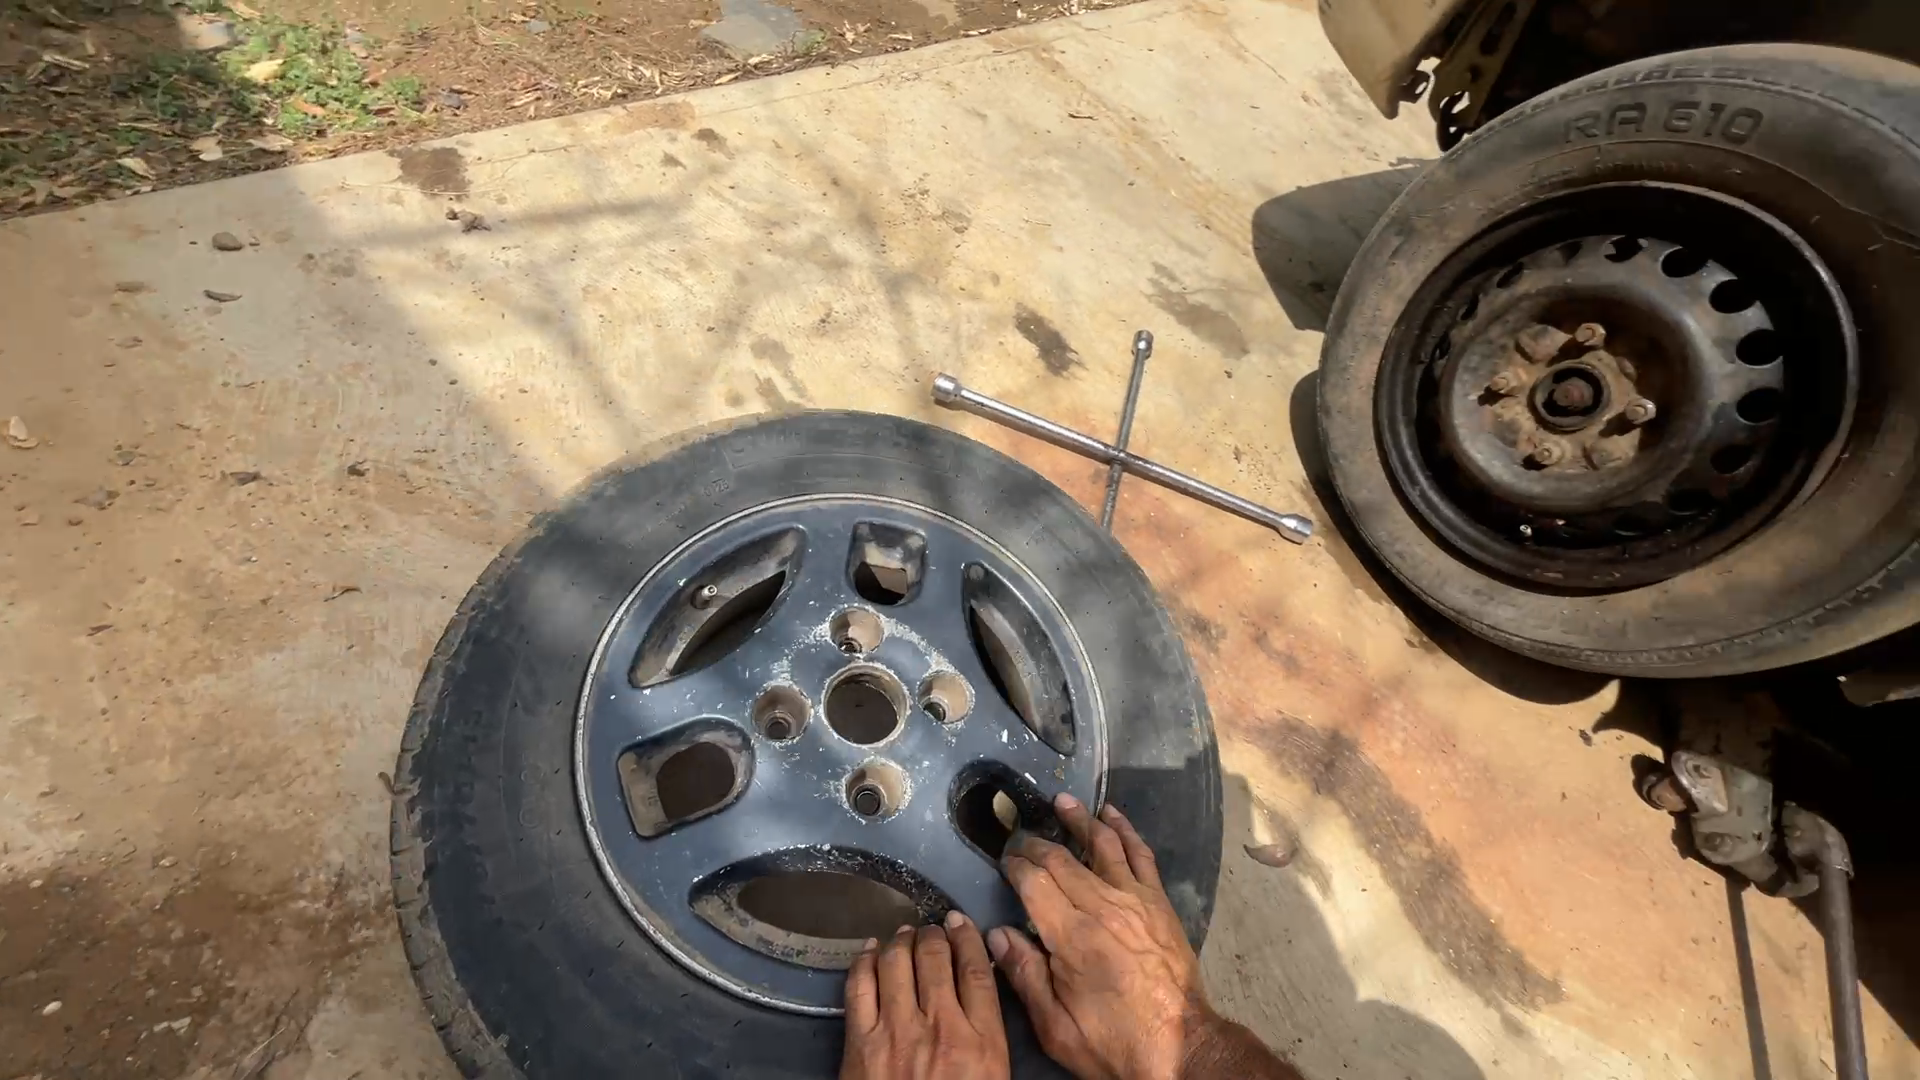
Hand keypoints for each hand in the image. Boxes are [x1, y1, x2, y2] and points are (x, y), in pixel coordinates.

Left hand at [841, 914, 1009, 1079]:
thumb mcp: (991, 1079)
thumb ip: (986, 1033)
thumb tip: (976, 983)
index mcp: (981, 1043)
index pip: (975, 969)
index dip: (967, 936)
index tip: (959, 921)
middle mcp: (940, 1027)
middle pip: (935, 957)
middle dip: (933, 935)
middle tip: (931, 930)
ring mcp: (896, 1033)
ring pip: (897, 961)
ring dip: (901, 941)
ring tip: (904, 935)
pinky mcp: (860, 1046)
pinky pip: (859, 985)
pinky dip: (864, 960)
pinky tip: (869, 950)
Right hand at [993, 796, 1299, 1079]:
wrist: (1182, 1051)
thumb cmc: (1113, 1043)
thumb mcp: (1056, 1029)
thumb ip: (1024, 976)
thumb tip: (995, 934)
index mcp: (1072, 936)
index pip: (1033, 882)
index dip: (1014, 865)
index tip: (1003, 861)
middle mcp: (1102, 906)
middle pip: (1060, 859)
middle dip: (1036, 844)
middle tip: (1020, 837)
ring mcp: (1134, 898)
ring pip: (1102, 844)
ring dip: (1079, 819)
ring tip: (1062, 801)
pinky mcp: (1158, 900)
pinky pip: (1140, 853)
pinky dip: (1125, 829)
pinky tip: (1111, 813)